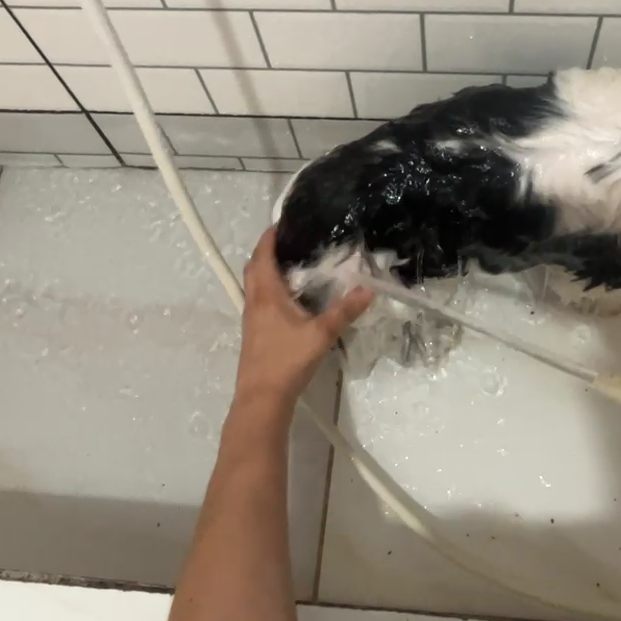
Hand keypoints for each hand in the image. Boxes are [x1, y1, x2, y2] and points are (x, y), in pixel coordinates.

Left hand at [234, 228, 370, 412]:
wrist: (261, 398)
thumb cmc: (286, 360)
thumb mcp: (321, 334)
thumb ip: (345, 310)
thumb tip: (369, 288)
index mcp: (266, 294)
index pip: (262, 254)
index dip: (270, 236)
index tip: (283, 222)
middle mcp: (254, 301)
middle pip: (254, 267)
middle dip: (268, 251)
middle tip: (291, 242)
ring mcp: (251, 318)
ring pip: (254, 285)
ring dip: (267, 271)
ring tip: (293, 265)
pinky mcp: (254, 333)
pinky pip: (258, 300)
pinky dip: (270, 290)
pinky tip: (290, 299)